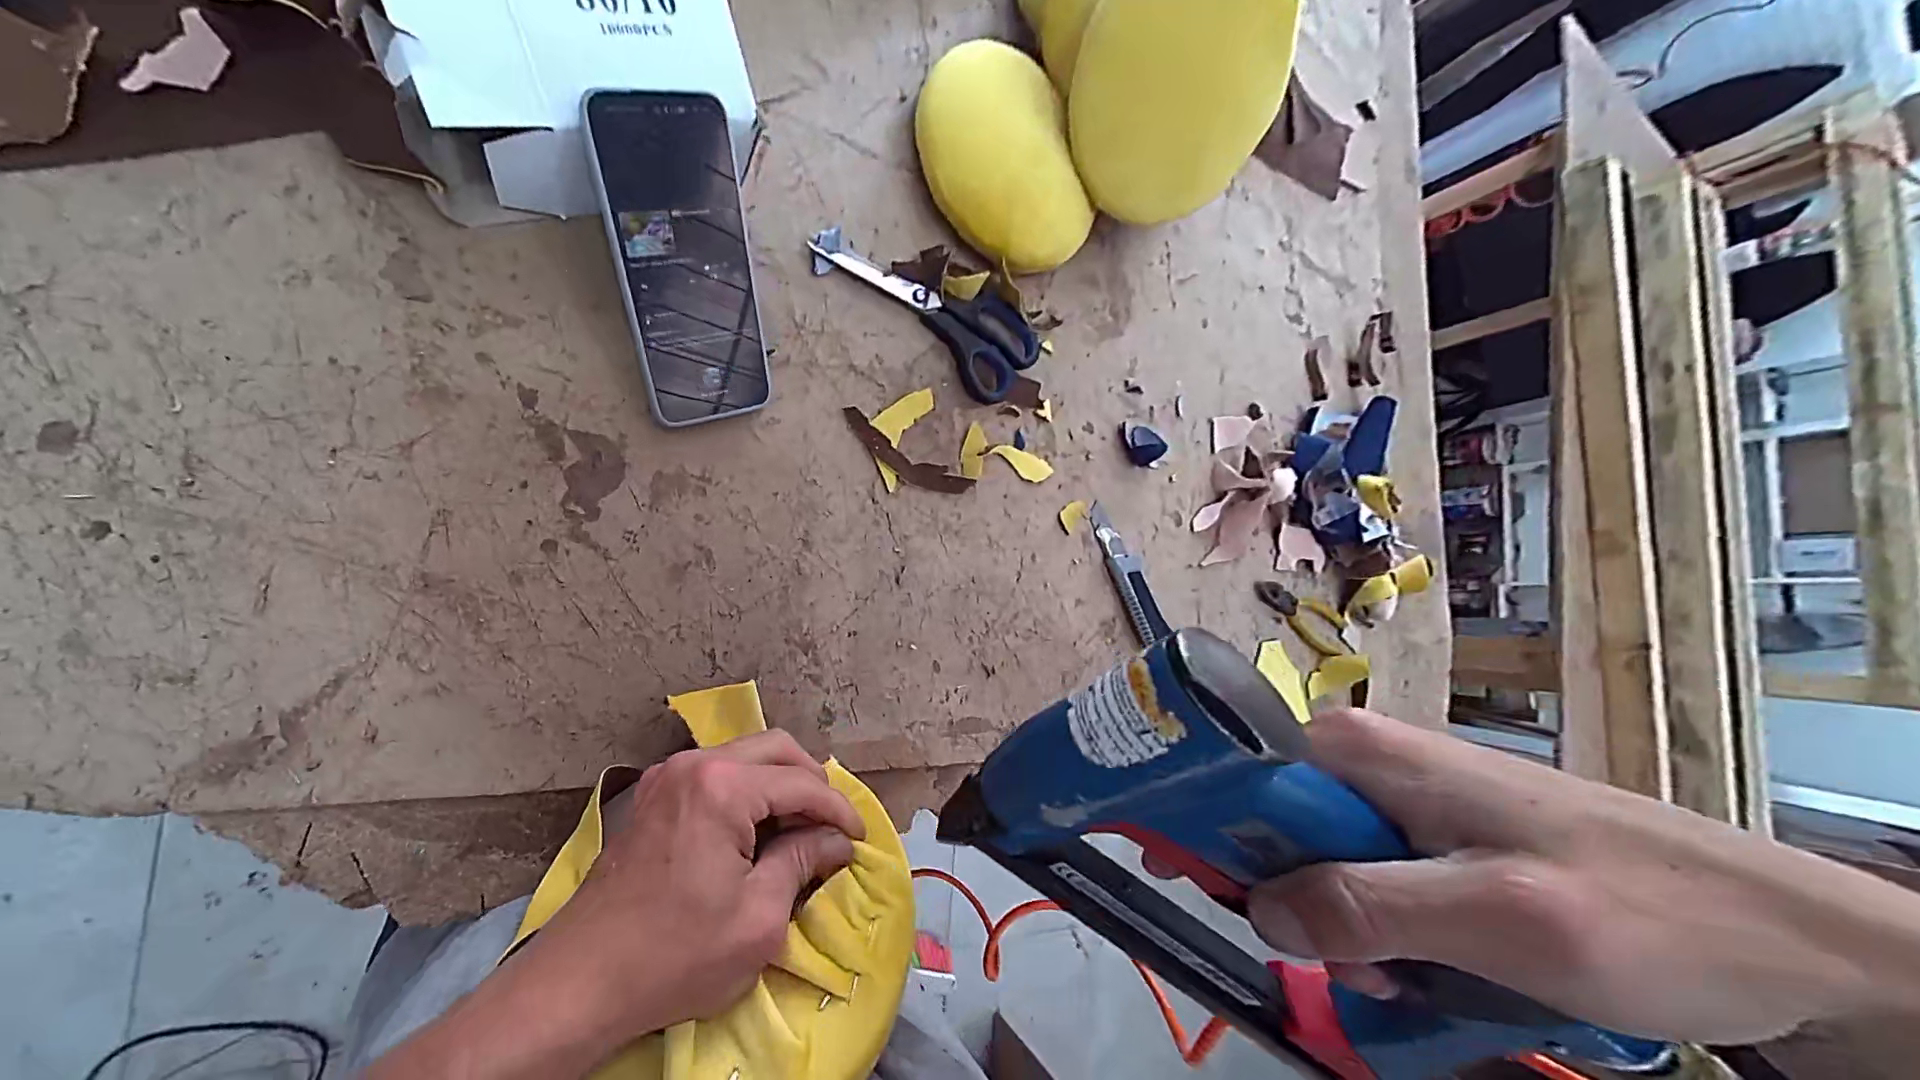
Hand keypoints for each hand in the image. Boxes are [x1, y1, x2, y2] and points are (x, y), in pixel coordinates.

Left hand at [366, 730, 864, 1079]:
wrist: (575, 988)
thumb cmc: (673, 957)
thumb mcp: (759, 918)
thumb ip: (804, 863)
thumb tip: (837, 842)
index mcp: (723, 786)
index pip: (802, 783)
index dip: (839, 810)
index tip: (860, 839)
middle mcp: (695, 764)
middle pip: (777, 749)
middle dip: (812, 784)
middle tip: (831, 827)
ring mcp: (668, 776)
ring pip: (747, 755)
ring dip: (780, 784)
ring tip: (799, 828)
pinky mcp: (654, 795)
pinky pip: (718, 773)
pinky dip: (748, 791)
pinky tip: (756, 828)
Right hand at [1245, 707, 1919, 1043]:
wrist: (1783, 938)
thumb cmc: (1640, 907)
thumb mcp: (1498, 916)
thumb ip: (1367, 906)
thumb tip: (1259, 911)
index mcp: (1353, 749)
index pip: (1235, 768)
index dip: (1201, 822)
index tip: (1179, 877)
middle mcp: (1360, 761)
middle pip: (1271, 825)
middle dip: (1292, 901)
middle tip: (1350, 964)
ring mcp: (1396, 801)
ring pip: (1317, 866)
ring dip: (1343, 932)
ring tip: (1410, 980)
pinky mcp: (1425, 837)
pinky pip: (1365, 884)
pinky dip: (1380, 935)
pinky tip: (1430, 971)